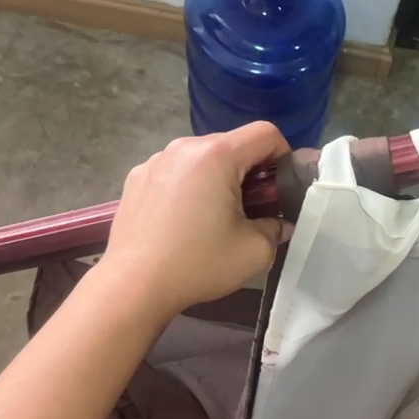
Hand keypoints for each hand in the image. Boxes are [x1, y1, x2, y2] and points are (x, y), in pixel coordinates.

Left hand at [91, 122, 288, 320]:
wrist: (135, 285)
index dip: (283, 157)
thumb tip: (278, 223)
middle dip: (247, 173)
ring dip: (215, 180)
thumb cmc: (198, 264)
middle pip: (231, 145)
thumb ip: (276, 229)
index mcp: (216, 155)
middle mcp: (183, 147)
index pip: (265, 133)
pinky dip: (186, 189)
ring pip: (200, 159)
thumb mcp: (255, 252)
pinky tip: (180, 223)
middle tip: (248, 213)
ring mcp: (154, 161)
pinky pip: (173, 173)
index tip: (278, 189)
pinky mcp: (135, 179)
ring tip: (211, 219)